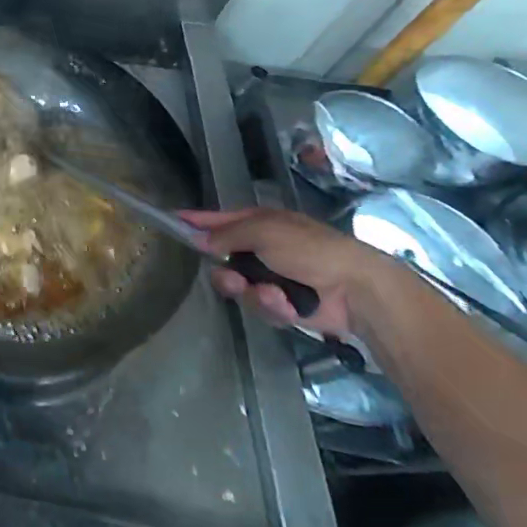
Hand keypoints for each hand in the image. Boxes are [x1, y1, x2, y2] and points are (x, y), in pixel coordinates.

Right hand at [181, 207, 405, 338]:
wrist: (355, 289)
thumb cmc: (310, 250)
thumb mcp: (264, 231)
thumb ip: (227, 234)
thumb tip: (202, 239)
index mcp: (261, 223)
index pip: (220, 219)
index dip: (197, 221)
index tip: (172, 221)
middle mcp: (263, 249)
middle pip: (223, 259)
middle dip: (225, 272)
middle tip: (231, 278)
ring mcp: (272, 277)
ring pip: (238, 287)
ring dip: (250, 292)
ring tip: (269, 294)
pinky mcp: (282, 304)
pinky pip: (259, 306)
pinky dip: (272, 306)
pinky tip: (288, 305)